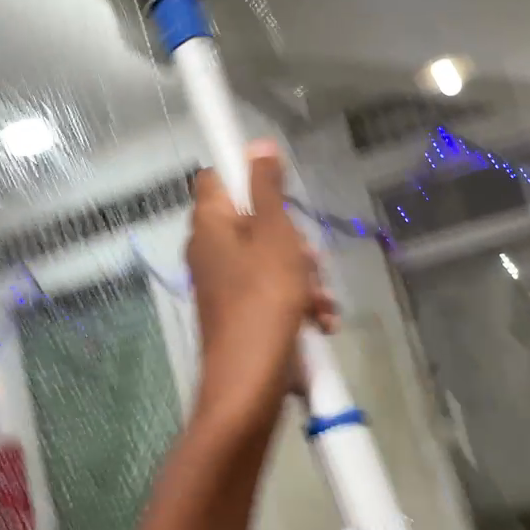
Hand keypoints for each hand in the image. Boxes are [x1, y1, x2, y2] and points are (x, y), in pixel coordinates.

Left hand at [186, 141, 337, 434]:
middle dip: (291, 237)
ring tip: (319, 300)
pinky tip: (320, 324)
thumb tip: (257, 145)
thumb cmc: (264, 300)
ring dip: (304, 276)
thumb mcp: (275, 235)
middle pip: (253, 221)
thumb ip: (267, 189)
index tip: (279, 184)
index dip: (246, 173)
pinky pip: (272, 295)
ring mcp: (223, 287)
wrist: (250, 383)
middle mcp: (209, 251)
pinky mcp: (240, 316)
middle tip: (307, 255)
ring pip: (270, 261)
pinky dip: (298, 304)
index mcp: (209, 225)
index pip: (215, 177)